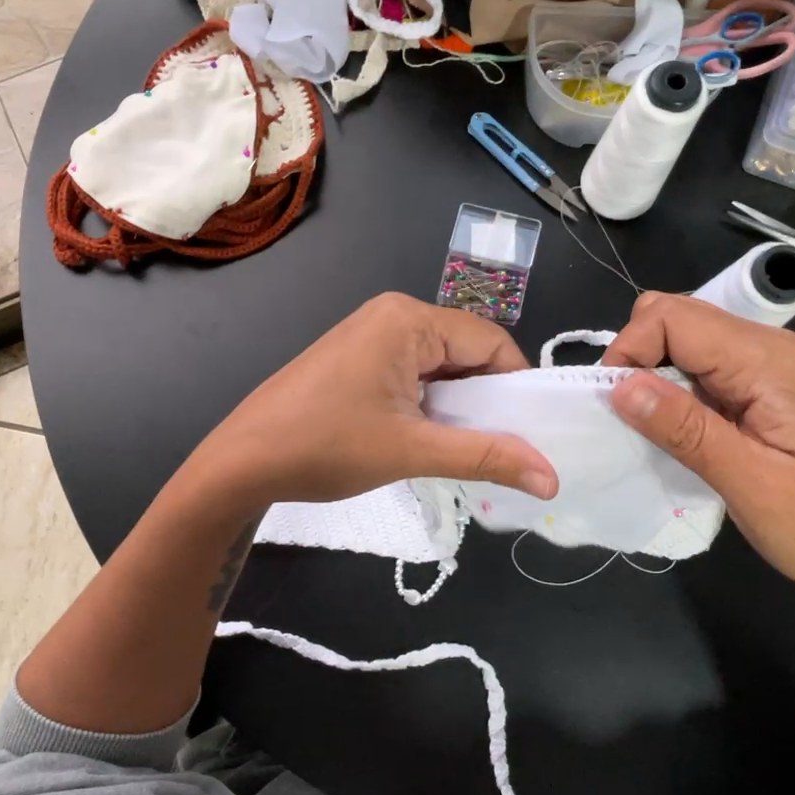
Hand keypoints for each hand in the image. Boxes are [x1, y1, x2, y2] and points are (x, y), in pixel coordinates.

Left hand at [189, 293, 557, 507]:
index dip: (514, 389)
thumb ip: (486, 457)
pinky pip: (411, 373)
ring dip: (455, 407)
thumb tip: (553, 479)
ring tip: (454, 449)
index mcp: (408, 320)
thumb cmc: (326, 448)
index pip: (491, 343)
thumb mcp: (413, 452)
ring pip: (440, 366)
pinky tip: (421, 438)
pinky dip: (427, 404)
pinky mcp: (354, 357)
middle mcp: (391, 314)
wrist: (242, 462)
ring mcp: (369, 334)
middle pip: (466, 352)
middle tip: (491, 450)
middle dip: (484, 401)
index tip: (525, 436)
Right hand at [602, 293, 794, 614]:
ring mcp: (767, 366)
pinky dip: (674, 392)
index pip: (672, 318)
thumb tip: (620, 385)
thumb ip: (686, 431)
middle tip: (634, 423)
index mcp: (768, 362)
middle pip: (675, 318)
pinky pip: (701, 368)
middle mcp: (768, 348)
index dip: (630, 350)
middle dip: (636, 360)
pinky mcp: (762, 388)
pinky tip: (681, 434)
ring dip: (653, 378)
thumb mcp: (752, 485)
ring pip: (684, 341)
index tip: (614, 408)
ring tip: (656, 433)